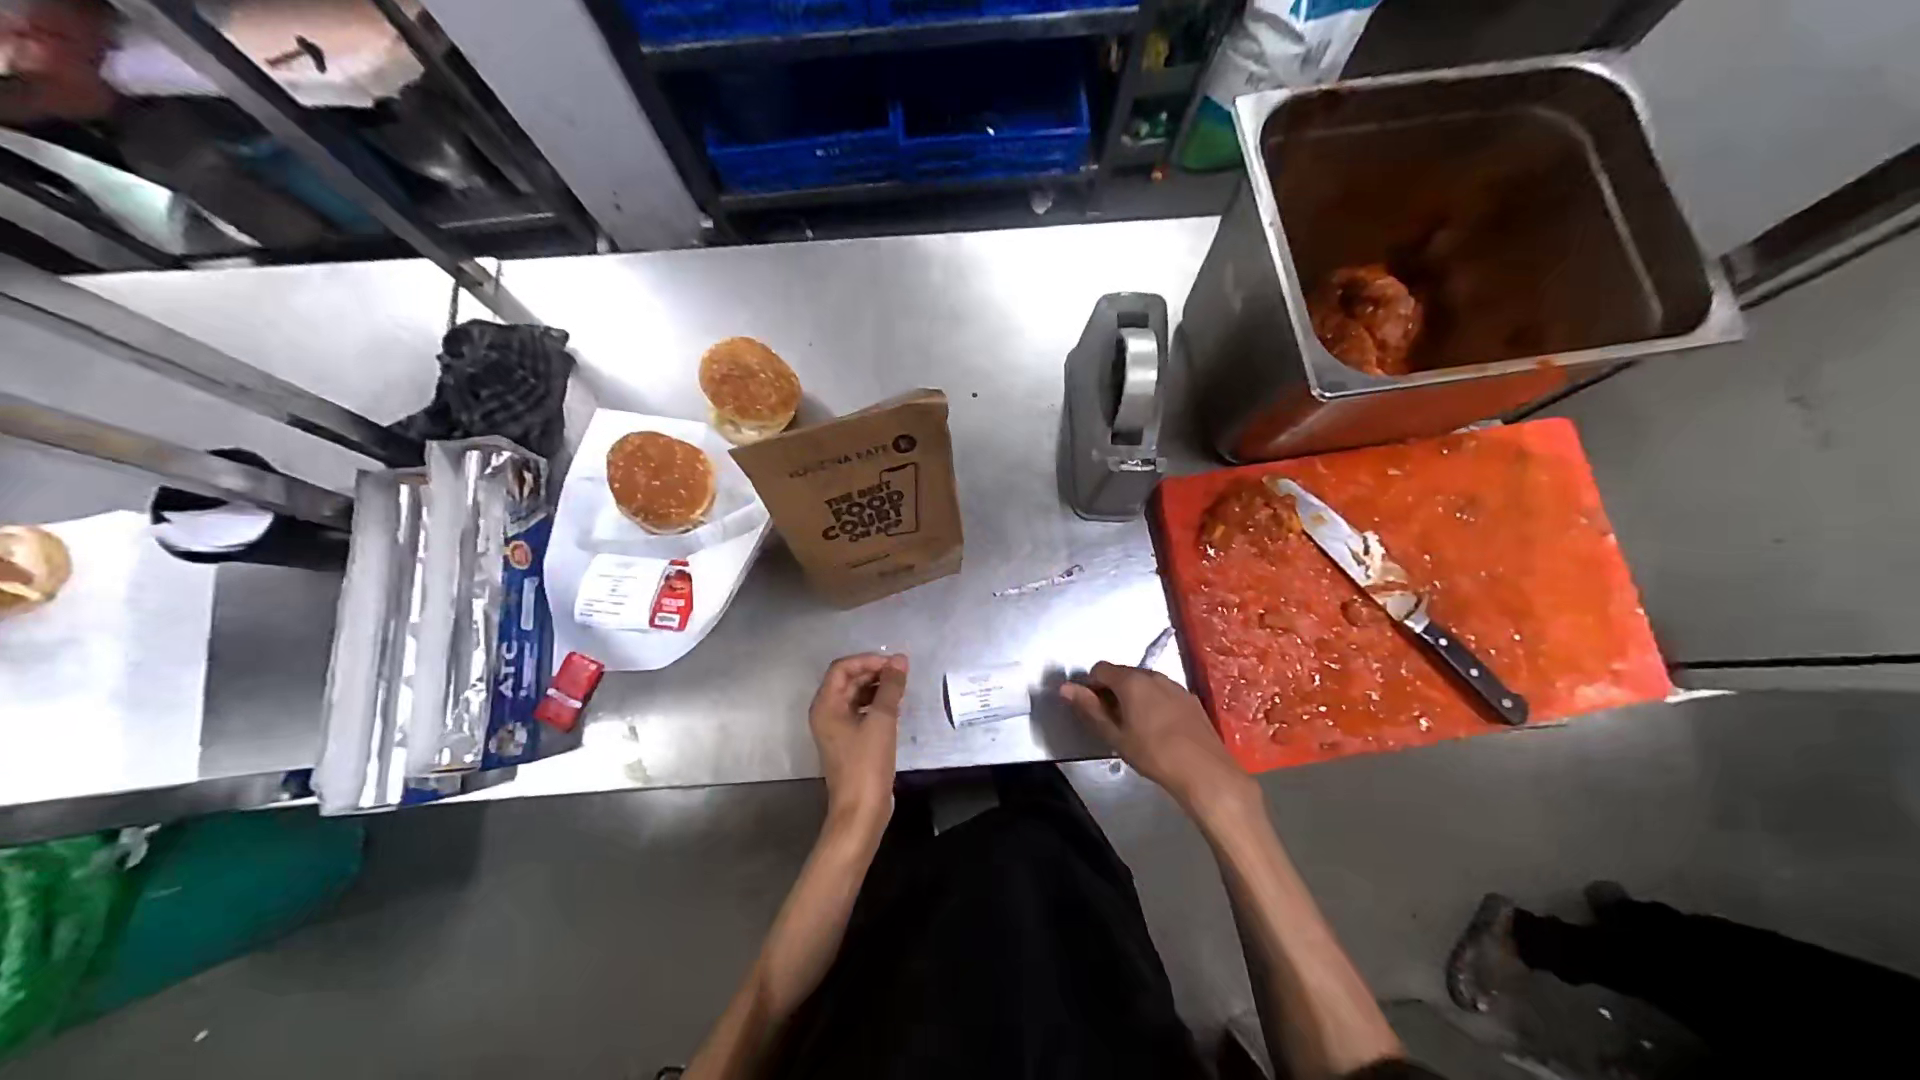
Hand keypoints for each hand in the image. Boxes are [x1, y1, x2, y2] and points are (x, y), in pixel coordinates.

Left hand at [808, 653, 907, 839]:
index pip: (842, 668)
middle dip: (874, 672)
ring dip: (877, 688)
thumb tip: (900, 660)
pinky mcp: (849, 741)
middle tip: (902, 674)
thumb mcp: (882, 721)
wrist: (861, 810)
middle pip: (848, 680)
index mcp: (826, 705)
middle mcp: (826, 713)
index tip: (894, 665)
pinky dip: (877, 705)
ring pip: (856, 696)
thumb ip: (891, 687)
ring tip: (902, 689)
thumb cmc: (867, 764)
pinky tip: (897, 708)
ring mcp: (837, 729)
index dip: (868, 660)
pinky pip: (861, 712)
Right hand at [1060, 661, 1254, 815]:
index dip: (1091, 686)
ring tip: (1135, 727)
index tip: (1093, 710)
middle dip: (1112, 691)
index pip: (1100, 669)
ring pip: (1144, 683)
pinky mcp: (1190, 699)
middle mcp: (1153, 675)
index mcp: (1131, 680)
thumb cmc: (1153, 753)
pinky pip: (1163, 693)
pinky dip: (1153, 703)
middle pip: (1123, 674)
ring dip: (1133, 697)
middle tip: (1111, 722)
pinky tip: (1159, 730)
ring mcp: (1175, 685)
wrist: (1205, 771)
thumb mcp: (1115, 735)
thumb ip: (1089, 708)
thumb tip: (1065, 688)